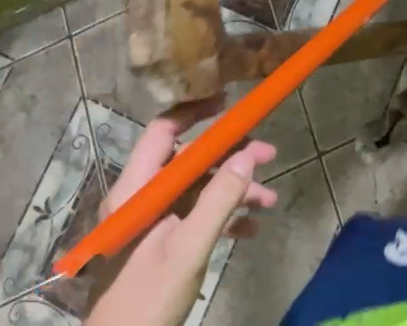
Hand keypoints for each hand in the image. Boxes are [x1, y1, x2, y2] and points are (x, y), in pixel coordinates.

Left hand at [84, 115, 277, 325]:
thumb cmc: (146, 303)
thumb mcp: (188, 250)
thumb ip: (218, 199)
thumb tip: (247, 155)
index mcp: (136, 192)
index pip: (164, 132)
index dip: (196, 111)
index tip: (232, 103)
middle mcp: (142, 200)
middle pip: (190, 159)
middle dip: (231, 155)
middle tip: (270, 155)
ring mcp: (152, 224)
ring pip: (199, 188)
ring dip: (235, 189)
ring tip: (270, 200)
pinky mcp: (162, 246)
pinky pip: (198, 216)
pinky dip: (225, 216)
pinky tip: (251, 229)